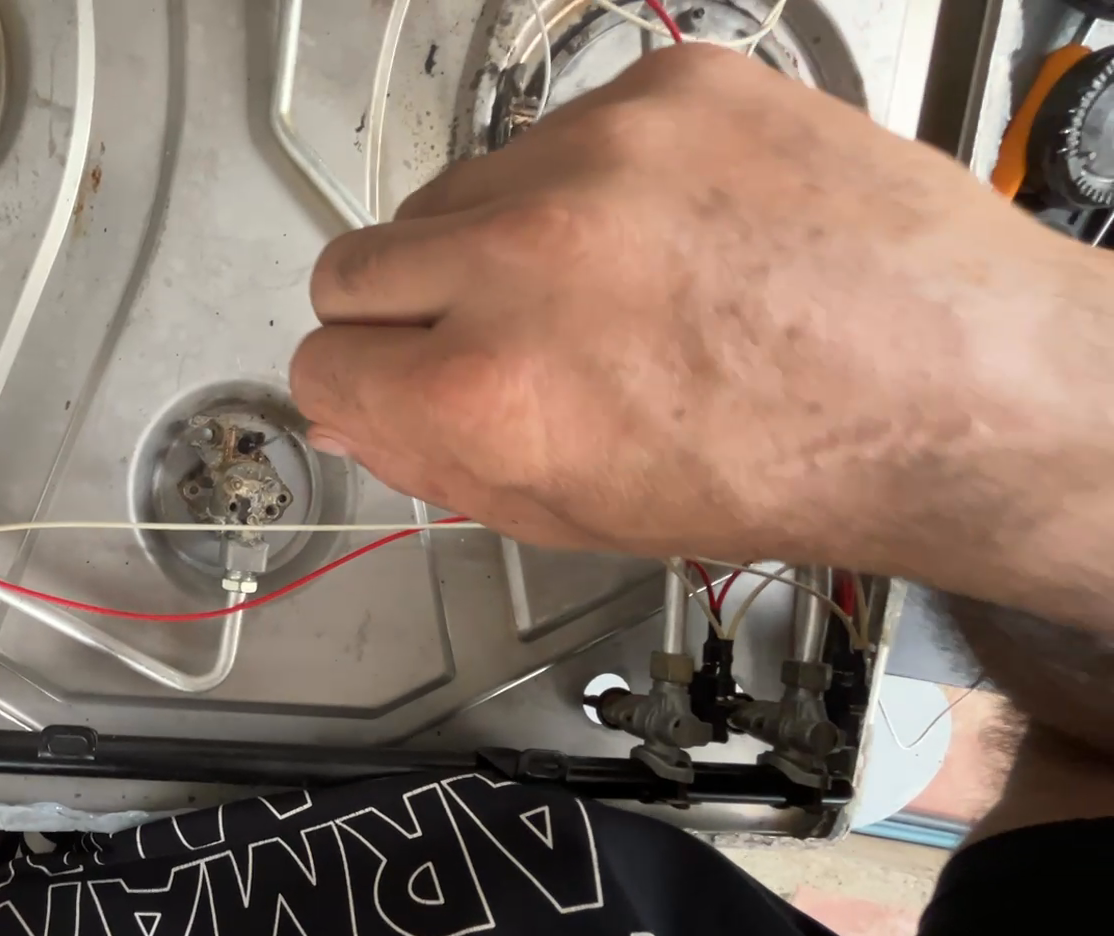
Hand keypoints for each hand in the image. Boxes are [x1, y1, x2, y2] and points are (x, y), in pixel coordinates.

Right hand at [290, 45, 1113, 632]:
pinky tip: (627, 234)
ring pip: (430, 201)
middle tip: (454, 335)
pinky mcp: (660, 90)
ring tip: (562, 286)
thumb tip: (343, 414)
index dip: (346, 388)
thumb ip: (418, 459)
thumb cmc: (743, 475)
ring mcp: (590, 159)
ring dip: (466, 250)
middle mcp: (514, 262)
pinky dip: (551, 194)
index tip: (380, 387)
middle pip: (343, 268)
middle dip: (381, 316)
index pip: (317, 364)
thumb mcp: (547, 511)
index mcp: (479, 392)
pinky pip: (530, 144)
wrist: (952, 389)